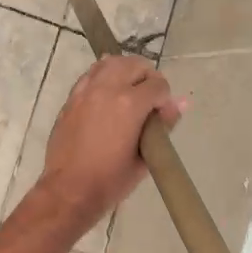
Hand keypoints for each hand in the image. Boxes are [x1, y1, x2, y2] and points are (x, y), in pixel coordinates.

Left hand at [35, 55, 185, 220]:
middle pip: (134, 64)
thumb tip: (181, 102)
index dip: (165, 98)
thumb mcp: (145, 155)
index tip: (162, 115)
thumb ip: (163, 125)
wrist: (69, 189)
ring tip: (130, 92)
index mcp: (129, 103)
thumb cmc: (111, 179)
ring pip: (109, 63)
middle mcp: (106, 89)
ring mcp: (85, 91)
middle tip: (149, 100)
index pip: (158, 84)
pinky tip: (107, 95)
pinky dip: (103, 77)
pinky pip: (90, 75)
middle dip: (147, 78)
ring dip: (124, 72)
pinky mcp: (70, 99)